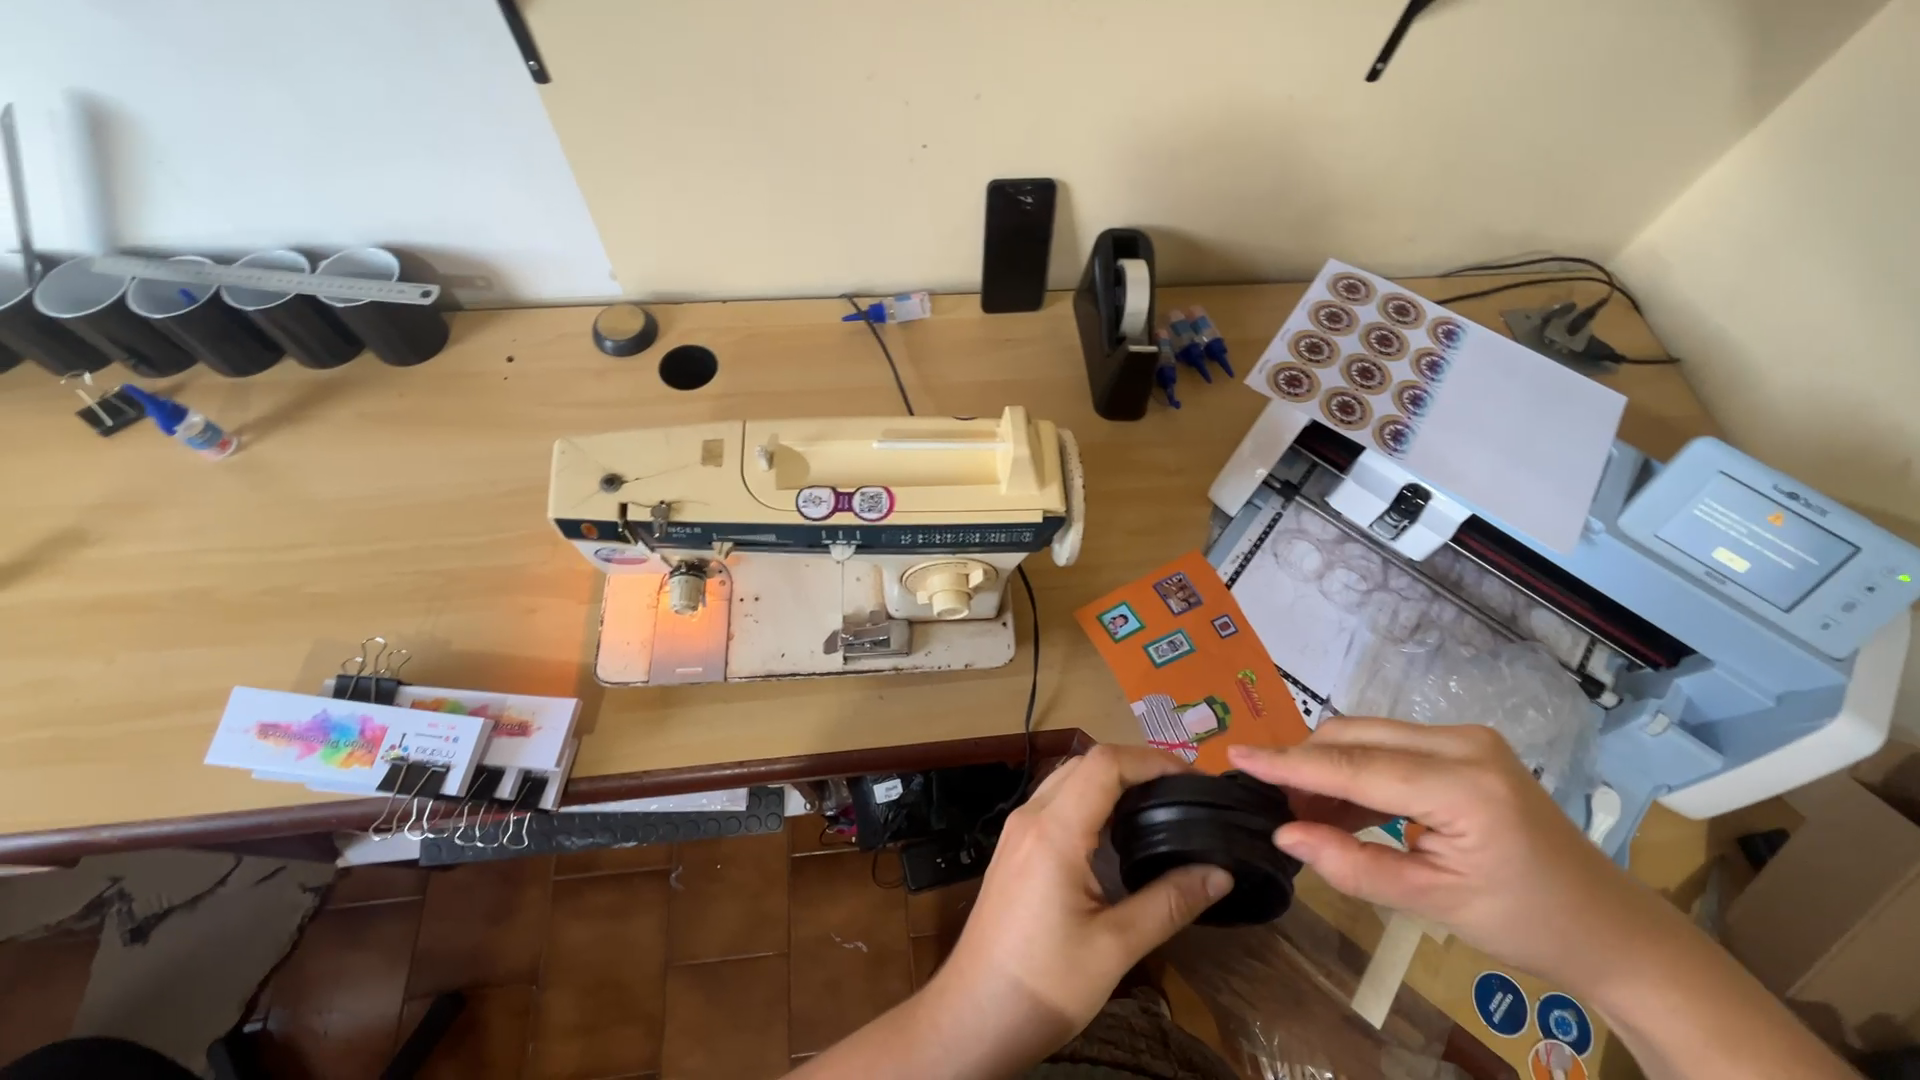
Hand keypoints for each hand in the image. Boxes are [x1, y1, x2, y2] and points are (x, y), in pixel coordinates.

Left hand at [927, 745, 1232, 1064]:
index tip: (1193, 780)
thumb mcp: (1116, 946)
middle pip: (1084, 764)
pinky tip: (1116, 834)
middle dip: (1135, 766)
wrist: (975, 1016)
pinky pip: (1054, 805)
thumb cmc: (1045, 983)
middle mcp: (1029, 819)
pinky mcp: (1013, 851)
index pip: (1104, 764)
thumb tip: (1220, 874)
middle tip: (1182, 793)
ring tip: (1157, 806)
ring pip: (1066, 781)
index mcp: (1053, 831)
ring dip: (1110, 781)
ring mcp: (1016, 834)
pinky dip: (1089, 801)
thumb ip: (1169, 903)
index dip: (1151, 760)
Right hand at [1229, 717, 1663, 990]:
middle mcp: (1462, 744)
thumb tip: (1285, 836)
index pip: (1353, 767)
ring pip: (1366, 737)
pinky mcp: (1464, 747)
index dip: (1288, 763)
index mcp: (1462, 786)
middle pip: (1354, 738)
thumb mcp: (1433, 904)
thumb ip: (1354, 865)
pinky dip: (1357, 772)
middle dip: (1304, 766)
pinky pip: (1389, 747)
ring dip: (1328, 769)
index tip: (1234, 755)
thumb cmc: (1525, 923)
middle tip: (1273, 811)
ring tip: (1304, 815)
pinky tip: (1341, 808)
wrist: (1608, 925)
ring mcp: (1466, 739)